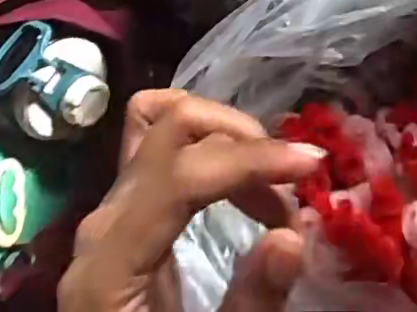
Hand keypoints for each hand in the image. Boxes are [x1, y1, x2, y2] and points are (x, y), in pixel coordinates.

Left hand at [58, 90, 324, 311]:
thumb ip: (249, 305)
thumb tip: (292, 237)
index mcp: (109, 263)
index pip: (182, 175)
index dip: (251, 160)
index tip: (312, 164)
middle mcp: (104, 216)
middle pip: (176, 127)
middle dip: (245, 142)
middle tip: (292, 186)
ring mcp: (112, 203)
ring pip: (170, 122)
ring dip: (232, 137)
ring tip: (272, 185)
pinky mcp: (127, 203)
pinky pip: (158, 137)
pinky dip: (205, 135)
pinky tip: (235, 167)